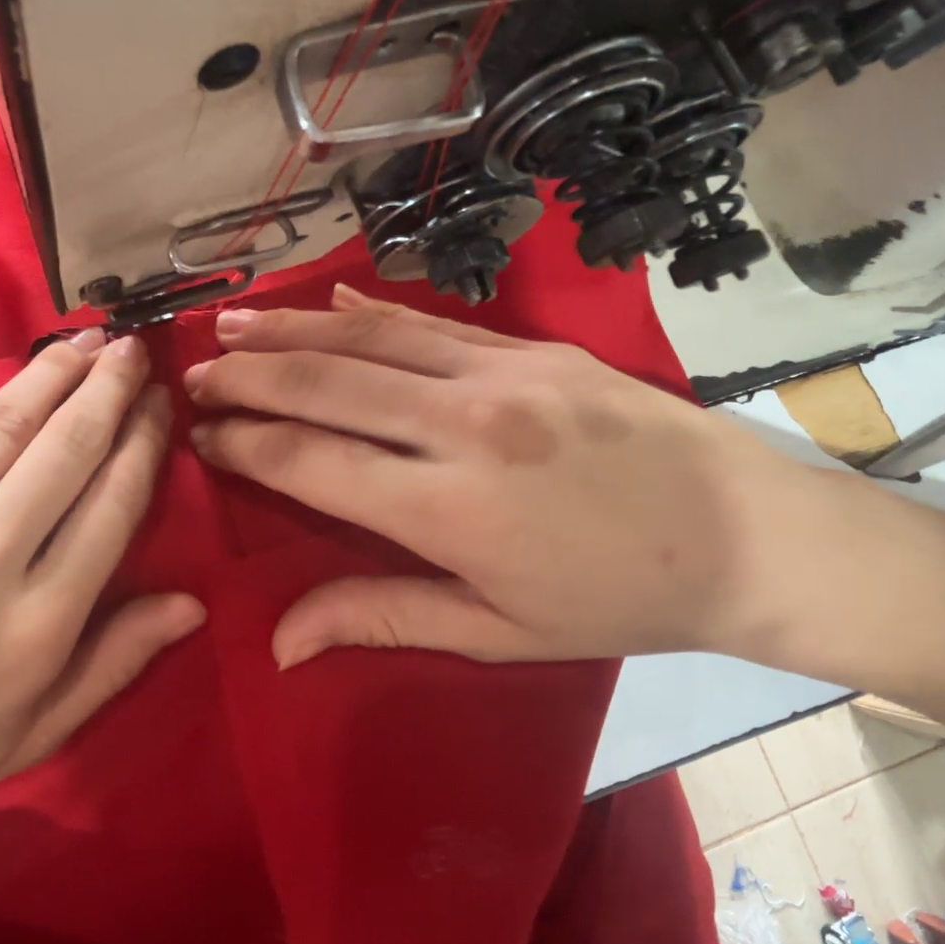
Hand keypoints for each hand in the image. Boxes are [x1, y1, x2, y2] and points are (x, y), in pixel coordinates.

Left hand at [0, 332, 203, 857]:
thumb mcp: (29, 737)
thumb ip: (113, 665)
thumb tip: (191, 602)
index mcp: (34, 633)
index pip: (110, 512)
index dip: (142, 447)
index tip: (157, 405)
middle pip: (62, 458)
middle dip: (107, 393)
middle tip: (129, 351)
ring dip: (44, 380)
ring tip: (78, 345)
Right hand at [184, 285, 816, 668]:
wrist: (749, 535)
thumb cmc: (616, 600)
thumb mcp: (497, 632)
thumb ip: (380, 619)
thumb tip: (279, 641)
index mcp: (449, 510)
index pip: (312, 463)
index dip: (245, 445)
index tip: (200, 437)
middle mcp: (462, 427)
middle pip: (325, 387)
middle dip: (248, 377)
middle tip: (195, 372)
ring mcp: (499, 374)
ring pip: (366, 341)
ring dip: (289, 331)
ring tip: (229, 323)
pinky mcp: (530, 347)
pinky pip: (426, 324)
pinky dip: (366, 312)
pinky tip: (322, 301)